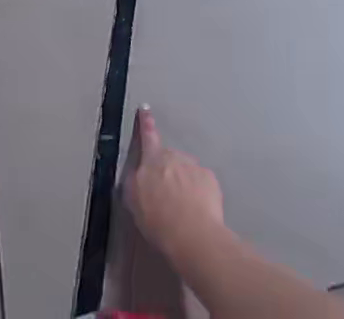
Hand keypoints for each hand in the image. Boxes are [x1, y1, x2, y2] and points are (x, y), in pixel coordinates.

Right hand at [124, 106, 225, 261]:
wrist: (192, 234)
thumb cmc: (158, 220)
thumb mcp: (133, 201)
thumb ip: (134, 181)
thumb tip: (138, 175)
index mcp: (152, 160)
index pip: (147, 136)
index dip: (145, 123)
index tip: (145, 109)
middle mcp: (173, 157)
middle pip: (168, 160)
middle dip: (167, 173)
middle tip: (166, 198)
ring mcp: (193, 166)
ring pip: (185, 171)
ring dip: (183, 184)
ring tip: (182, 211)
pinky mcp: (210, 179)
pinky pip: (201, 182)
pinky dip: (198, 193)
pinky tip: (196, 211)